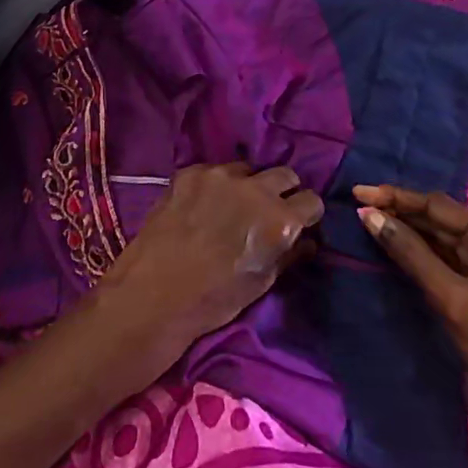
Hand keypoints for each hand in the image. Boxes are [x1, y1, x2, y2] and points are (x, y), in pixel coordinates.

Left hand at [95, 163, 323, 352]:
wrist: (155, 290)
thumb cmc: (214, 298)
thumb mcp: (261, 282)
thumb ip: (288, 254)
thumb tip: (306, 241)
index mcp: (278, 219)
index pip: (311, 201)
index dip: (306, 213)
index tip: (298, 222)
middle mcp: (254, 188)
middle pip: (284, 175)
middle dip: (282, 191)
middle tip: (266, 211)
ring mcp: (219, 175)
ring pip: (247, 169)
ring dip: (246, 184)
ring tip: (230, 206)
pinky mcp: (190, 172)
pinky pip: (213, 171)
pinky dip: (215, 184)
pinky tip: (202, 204)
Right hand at [354, 185, 467, 433]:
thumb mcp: (452, 298)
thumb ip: (411, 253)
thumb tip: (369, 215)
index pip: (440, 207)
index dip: (398, 197)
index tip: (360, 192)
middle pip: (441, 219)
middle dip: (400, 210)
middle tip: (360, 204)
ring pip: (441, 237)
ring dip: (407, 228)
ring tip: (370, 218)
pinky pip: (444, 256)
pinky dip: (418, 249)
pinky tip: (394, 243)